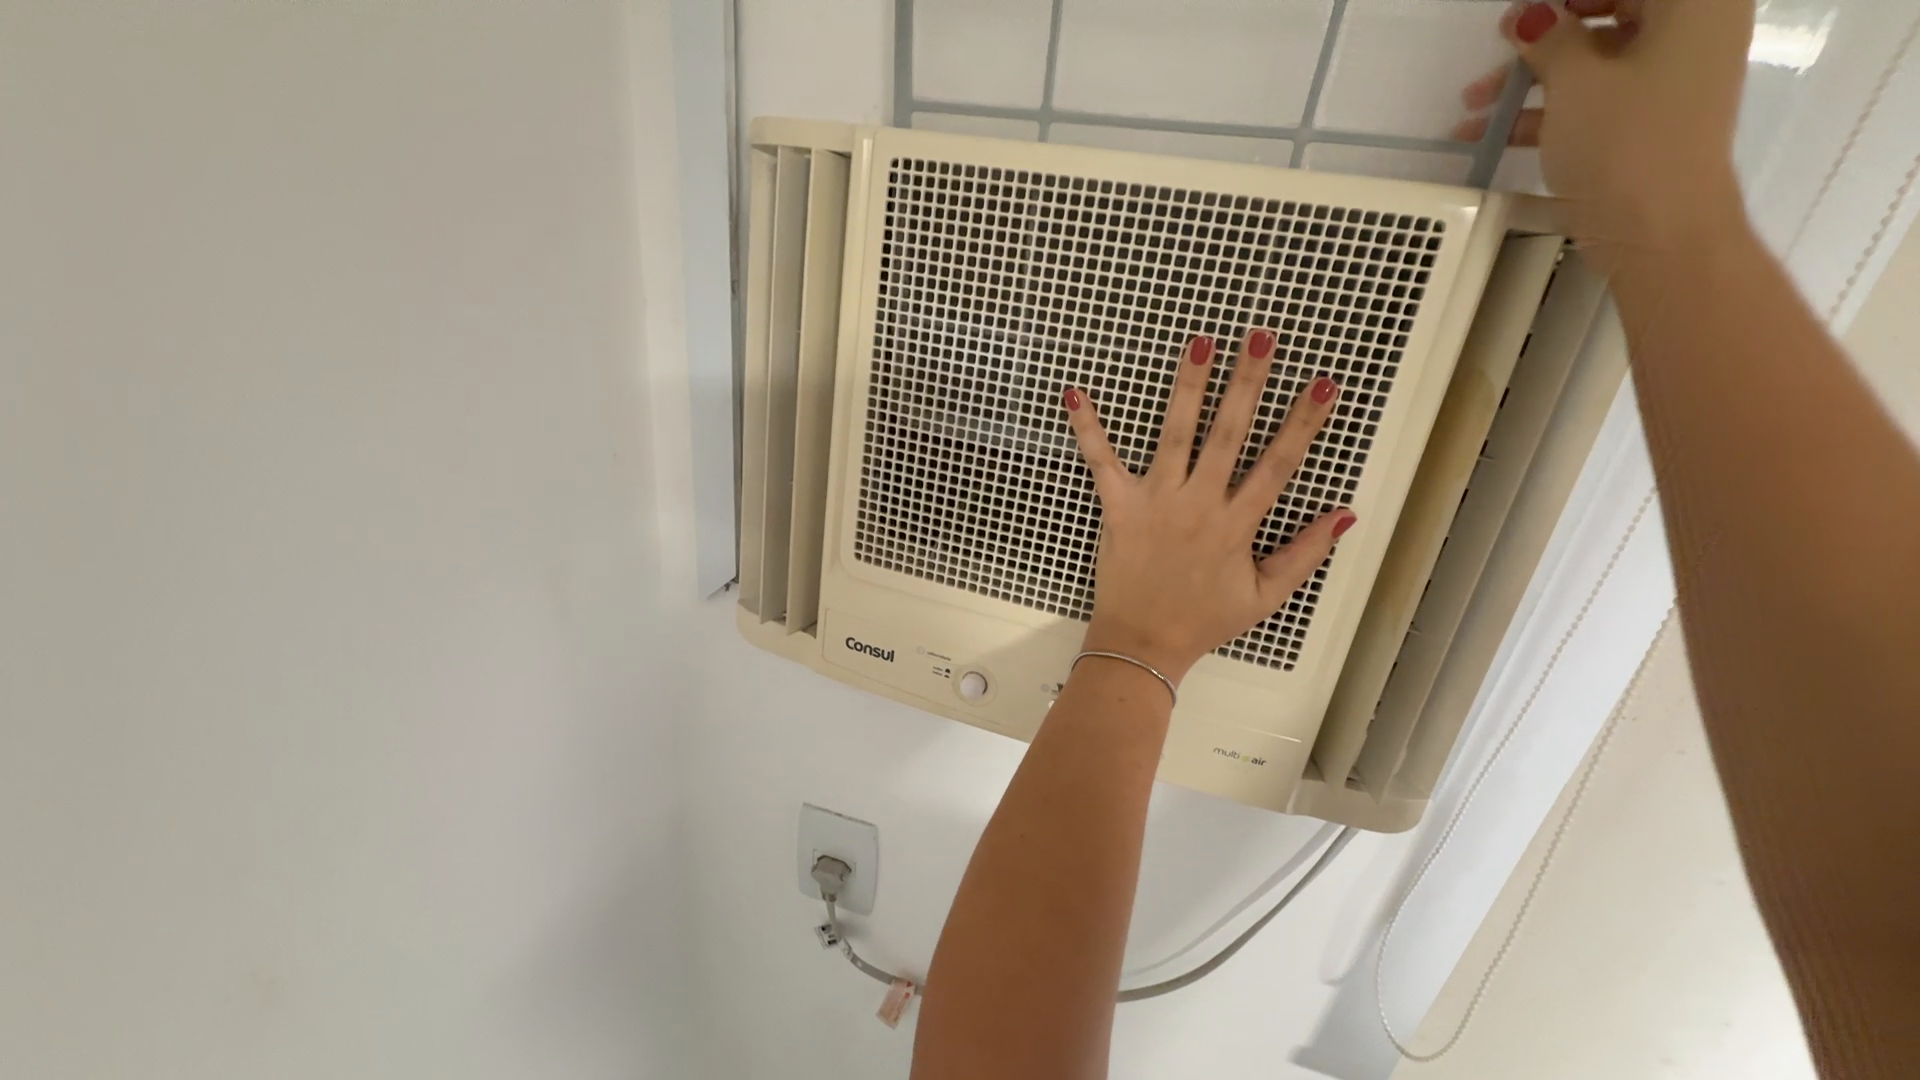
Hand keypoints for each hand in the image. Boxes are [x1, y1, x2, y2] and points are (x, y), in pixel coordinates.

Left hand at [1064, 330, 1356, 685]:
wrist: (1142, 644)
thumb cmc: (1202, 621)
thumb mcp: (1265, 596)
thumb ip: (1305, 553)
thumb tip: (1344, 514)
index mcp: (1237, 525)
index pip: (1279, 465)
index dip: (1303, 423)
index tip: (1323, 384)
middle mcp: (1199, 505)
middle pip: (1229, 435)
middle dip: (1247, 384)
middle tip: (1260, 338)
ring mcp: (1157, 502)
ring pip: (1175, 436)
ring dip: (1187, 388)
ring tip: (1199, 343)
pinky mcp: (1119, 507)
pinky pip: (1101, 462)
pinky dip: (1088, 428)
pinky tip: (1076, 394)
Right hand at [1453, 0, 1753, 271]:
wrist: (1658, 228)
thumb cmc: (1625, 141)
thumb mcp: (1575, 84)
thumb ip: (1548, 39)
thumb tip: (1529, 15)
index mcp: (1694, 2)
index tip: (1519, 14)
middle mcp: (1692, 31)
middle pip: (1611, 11)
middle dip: (1545, 32)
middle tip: (1498, 46)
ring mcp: (1669, 81)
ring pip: (1593, 60)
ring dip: (1531, 79)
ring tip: (1474, 104)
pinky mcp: (1645, 123)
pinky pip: (1593, 99)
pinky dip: (1546, 111)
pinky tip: (1494, 134)